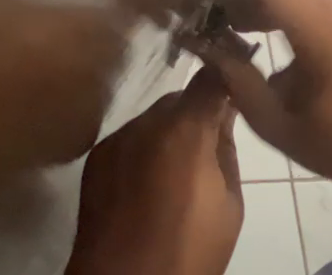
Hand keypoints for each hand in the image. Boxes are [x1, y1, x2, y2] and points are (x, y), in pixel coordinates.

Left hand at [66, 69, 242, 274]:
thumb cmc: (188, 251)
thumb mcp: (229, 207)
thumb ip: (226, 151)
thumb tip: (223, 118)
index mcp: (186, 131)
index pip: (209, 79)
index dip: (223, 79)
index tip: (233, 90)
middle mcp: (146, 122)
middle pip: (178, 99)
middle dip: (194, 114)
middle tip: (206, 148)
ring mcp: (117, 136)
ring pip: (151, 118)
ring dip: (166, 133)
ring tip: (174, 173)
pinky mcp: (97, 155)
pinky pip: (128, 138)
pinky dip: (141, 150)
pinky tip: (146, 183)